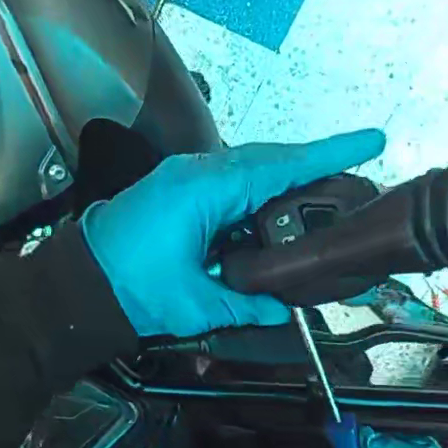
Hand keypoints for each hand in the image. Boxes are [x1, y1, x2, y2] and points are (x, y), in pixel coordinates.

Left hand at [80, 131, 385, 337]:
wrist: (76, 286)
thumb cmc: (133, 292)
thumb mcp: (196, 304)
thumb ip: (246, 303)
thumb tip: (281, 307)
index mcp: (204, 190)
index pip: (278, 166)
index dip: (328, 154)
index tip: (370, 140)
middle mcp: (193, 173)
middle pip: (264, 161)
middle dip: (307, 168)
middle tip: (348, 177)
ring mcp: (177, 178)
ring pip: (242, 170)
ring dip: (276, 182)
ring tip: (314, 199)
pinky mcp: (167, 190)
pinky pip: (219, 182)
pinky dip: (247, 194)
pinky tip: (264, 213)